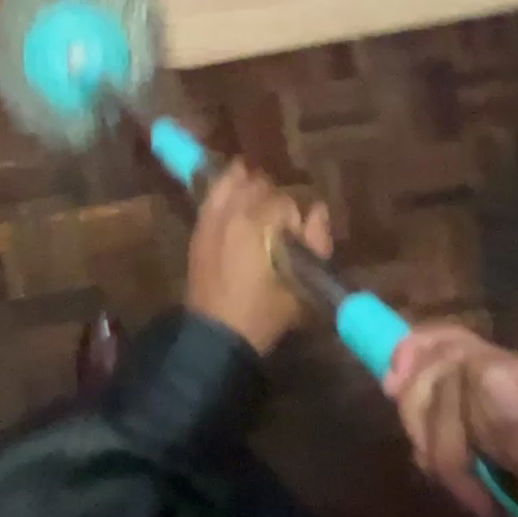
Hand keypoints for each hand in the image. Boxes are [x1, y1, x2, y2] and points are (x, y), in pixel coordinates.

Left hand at [184, 162, 331, 353]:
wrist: (216, 334)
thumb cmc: (263, 314)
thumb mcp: (301, 286)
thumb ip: (315, 244)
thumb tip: (319, 211)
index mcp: (257, 225)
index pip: (286, 201)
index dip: (298, 217)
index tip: (301, 236)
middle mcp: (232, 212)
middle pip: (259, 185)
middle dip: (276, 198)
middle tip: (284, 221)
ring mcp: (211, 218)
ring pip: (231, 181)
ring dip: (249, 185)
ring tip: (261, 200)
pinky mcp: (198, 228)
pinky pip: (211, 195)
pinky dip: (225, 189)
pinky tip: (235, 194)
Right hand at [384, 326, 517, 516]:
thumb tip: (494, 380)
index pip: (489, 374)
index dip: (459, 433)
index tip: (481, 501)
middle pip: (462, 363)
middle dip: (440, 433)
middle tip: (459, 495)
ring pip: (446, 355)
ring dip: (425, 416)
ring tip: (447, 472)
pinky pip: (452, 350)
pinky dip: (420, 374)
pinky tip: (399, 389)